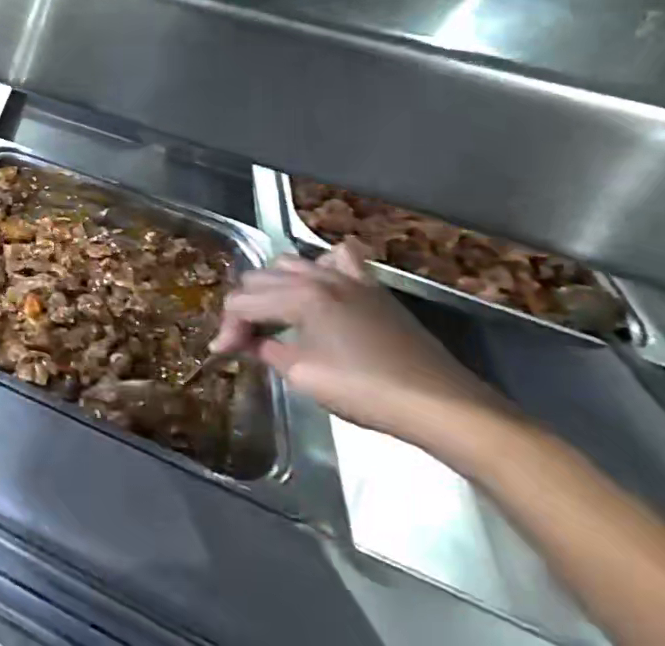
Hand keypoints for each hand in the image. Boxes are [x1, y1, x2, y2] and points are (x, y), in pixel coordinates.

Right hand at [212, 242, 514, 447]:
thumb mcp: (303, 375)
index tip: (223, 354)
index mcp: (299, 296)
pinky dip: (319, 267)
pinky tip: (318, 288)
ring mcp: (349, 277)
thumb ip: (267, 350)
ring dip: (273, 288)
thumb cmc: (366, 392)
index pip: (242, 302)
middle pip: (260, 279)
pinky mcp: (373, 288)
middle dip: (245, 309)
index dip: (227, 328)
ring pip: (291, 264)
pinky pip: (337, 258)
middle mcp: (319, 276)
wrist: (442, 405)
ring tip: (274, 318)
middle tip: (244, 342)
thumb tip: (248, 342)